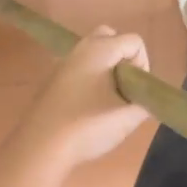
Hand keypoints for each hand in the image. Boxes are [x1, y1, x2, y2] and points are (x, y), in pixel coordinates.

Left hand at [20, 27, 151, 166]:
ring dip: (106, 70)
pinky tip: (88, 108)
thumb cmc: (87, 127)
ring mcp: (62, 64)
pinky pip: (78, 69)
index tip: (137, 92)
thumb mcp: (127, 118)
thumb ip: (145, 104)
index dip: (143, 64)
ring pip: (92, 54)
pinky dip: (89, 80)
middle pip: (109, 37)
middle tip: (125, 87)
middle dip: (123, 58)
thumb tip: (145, 99)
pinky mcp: (51, 81)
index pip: (134, 41)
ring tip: (108, 100)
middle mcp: (80, 49)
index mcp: (100, 50)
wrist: (40, 148)